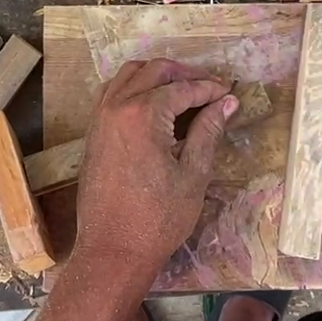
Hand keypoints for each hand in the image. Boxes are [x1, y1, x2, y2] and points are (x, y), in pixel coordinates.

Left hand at [73, 59, 234, 281]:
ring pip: (129, 74)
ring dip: (157, 75)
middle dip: (185, 74)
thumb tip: (227, 103)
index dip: (209, 89)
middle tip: (209, 88)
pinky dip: (133, 86)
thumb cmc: (157, 218)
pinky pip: (111, 91)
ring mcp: (100, 117)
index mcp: (143, 115)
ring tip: (182, 90)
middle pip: (154, 70)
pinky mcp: (93, 130)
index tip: (228, 94)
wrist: (113, 250)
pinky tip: (150, 102)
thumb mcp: (193, 175)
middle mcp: (117, 106)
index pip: (182, 89)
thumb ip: (208, 131)